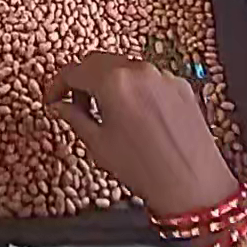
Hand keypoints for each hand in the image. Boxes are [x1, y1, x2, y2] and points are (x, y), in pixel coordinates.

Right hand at [43, 52, 237, 217]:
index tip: (52, 97)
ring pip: (124, 67)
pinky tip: (134, 115)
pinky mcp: (179, 85)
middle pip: (98, 61)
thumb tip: (61, 106)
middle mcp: (138, 70)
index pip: (74, 71)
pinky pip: (148, 78)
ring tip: (105, 111)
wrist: (194, 184)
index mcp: (113, 82)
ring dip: (108, 82)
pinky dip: (134, 89)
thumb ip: (75, 117)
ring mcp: (161, 75)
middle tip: (74, 103)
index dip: (57, 84)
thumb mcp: (98, 144)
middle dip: (82, 79)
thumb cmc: (145, 169)